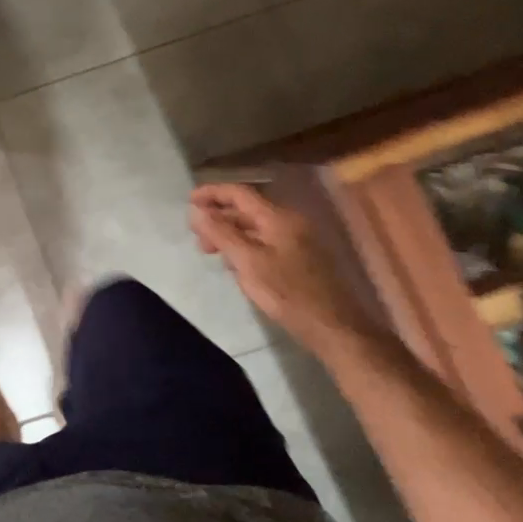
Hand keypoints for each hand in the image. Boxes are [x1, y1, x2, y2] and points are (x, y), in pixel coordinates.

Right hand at [190, 184, 380, 357]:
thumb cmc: (288, 293)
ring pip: (256, 227)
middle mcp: (290, 222)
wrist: (334, 328)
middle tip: (197, 236)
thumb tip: (196, 210)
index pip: (240, 193)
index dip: (212, 193)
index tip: (188, 202)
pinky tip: (237, 264)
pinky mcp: (302, 258)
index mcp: (279, 218)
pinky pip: (266, 241)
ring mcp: (299, 240)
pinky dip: (246, 245)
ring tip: (212, 252)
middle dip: (219, 217)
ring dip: (231, 233)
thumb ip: (220, 233)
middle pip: (247, 209)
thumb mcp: (247, 262)